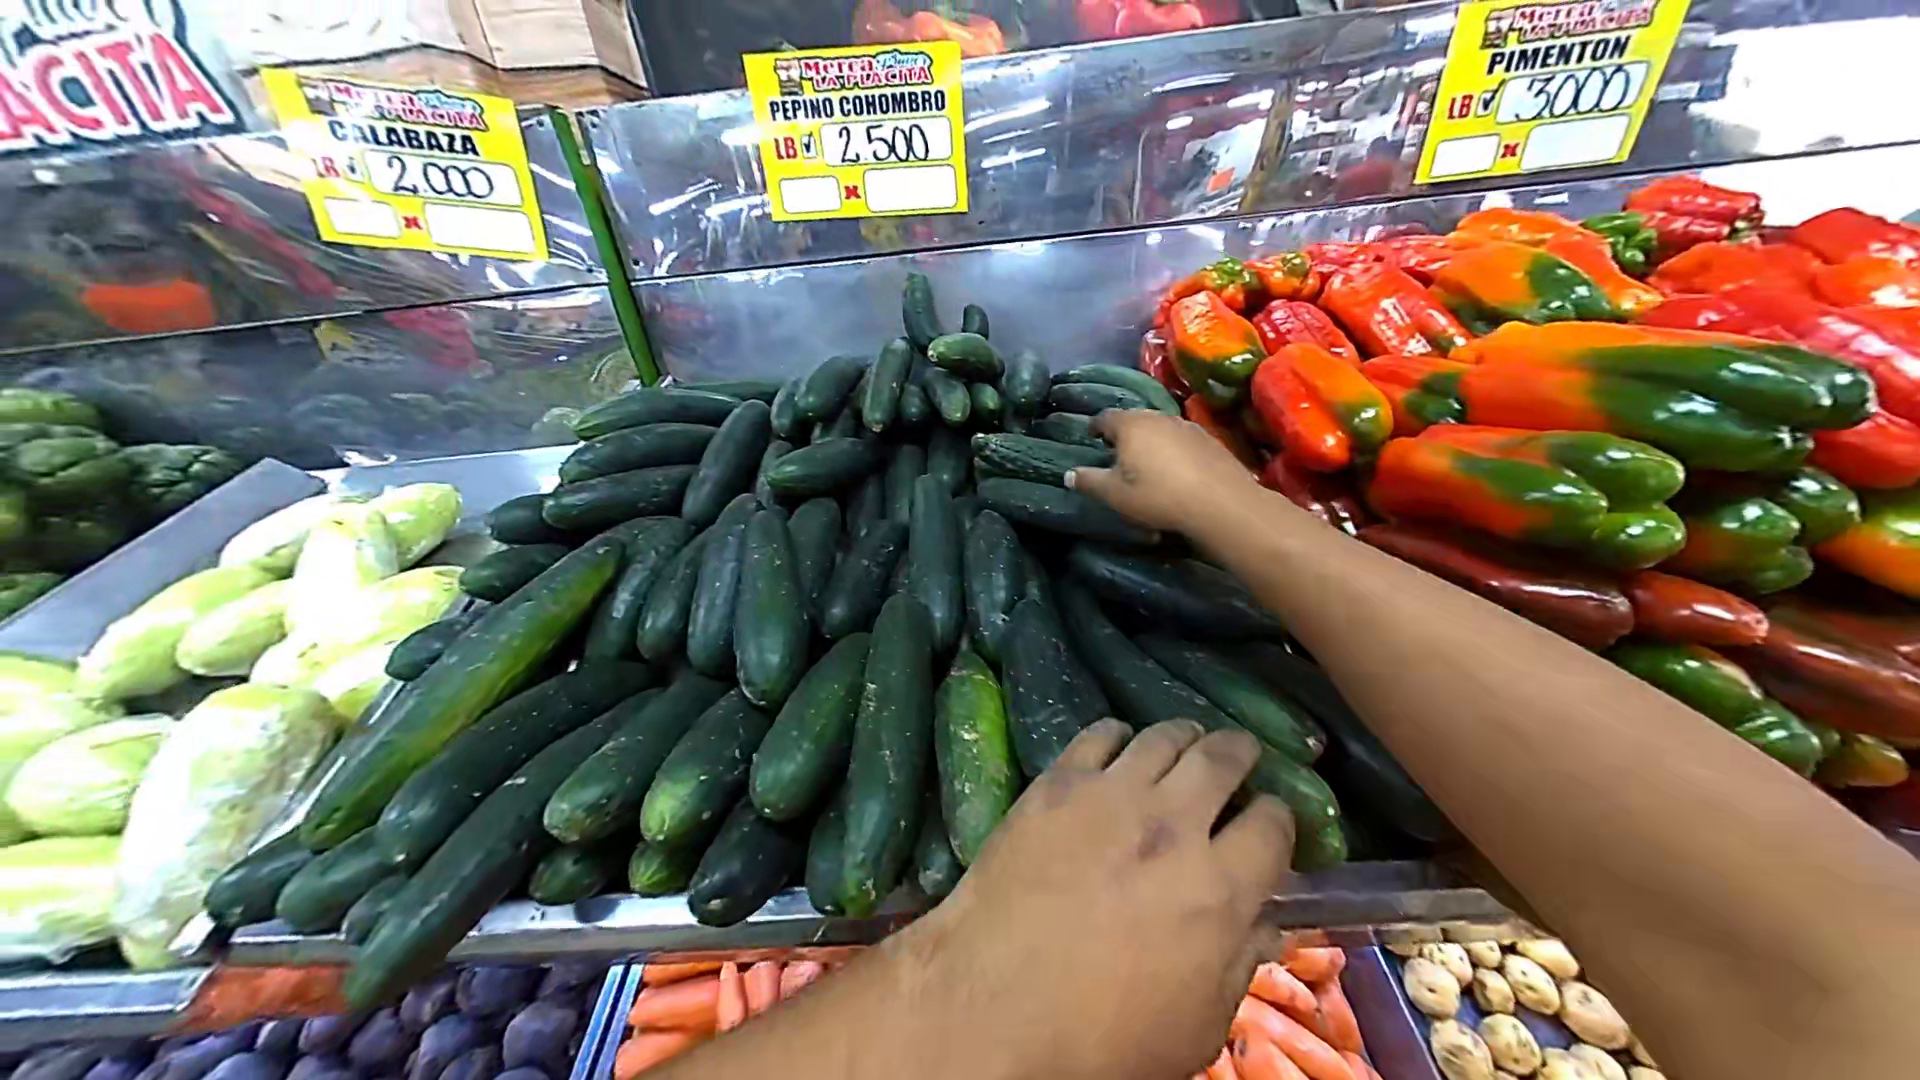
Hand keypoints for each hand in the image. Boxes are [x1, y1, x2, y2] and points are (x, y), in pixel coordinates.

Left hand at [895, 720, 1293, 1079]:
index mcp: (1218, 887)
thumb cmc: (1101, 1035)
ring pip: (1162, 737)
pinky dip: (1117, 734)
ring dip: (1183, 734)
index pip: (1271, 825)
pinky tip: (1118, 743)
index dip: (1278, 817)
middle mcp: (1171, 825)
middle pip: (1221, 759)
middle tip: (1240, 751)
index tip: (1270, 818)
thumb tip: (1263, 917)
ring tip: (1186, 737)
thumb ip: (1239, 961)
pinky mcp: (1058, 782)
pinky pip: (1098, 735)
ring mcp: (1110, 795)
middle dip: (1239, 751)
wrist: (994, 1000)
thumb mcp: (1197, 1024)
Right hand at [1068, 409, 1263, 533]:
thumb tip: (1069, 474)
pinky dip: (1172, 448)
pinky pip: (1181, 438)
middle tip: (1116, 451)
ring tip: (1146, 460)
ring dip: (1150, 439)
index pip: (1105, 417)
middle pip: (1134, 418)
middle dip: (1123, 432)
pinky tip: (1175, 469)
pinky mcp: (1209, 439)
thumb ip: (1089, 482)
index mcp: (1131, 425)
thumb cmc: (1159, 496)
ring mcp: (1186, 425)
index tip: (1092, 437)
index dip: (1096, 426)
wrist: (1221, 503)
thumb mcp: (1116, 495)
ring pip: (1159, 427)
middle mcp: (1158, 417)